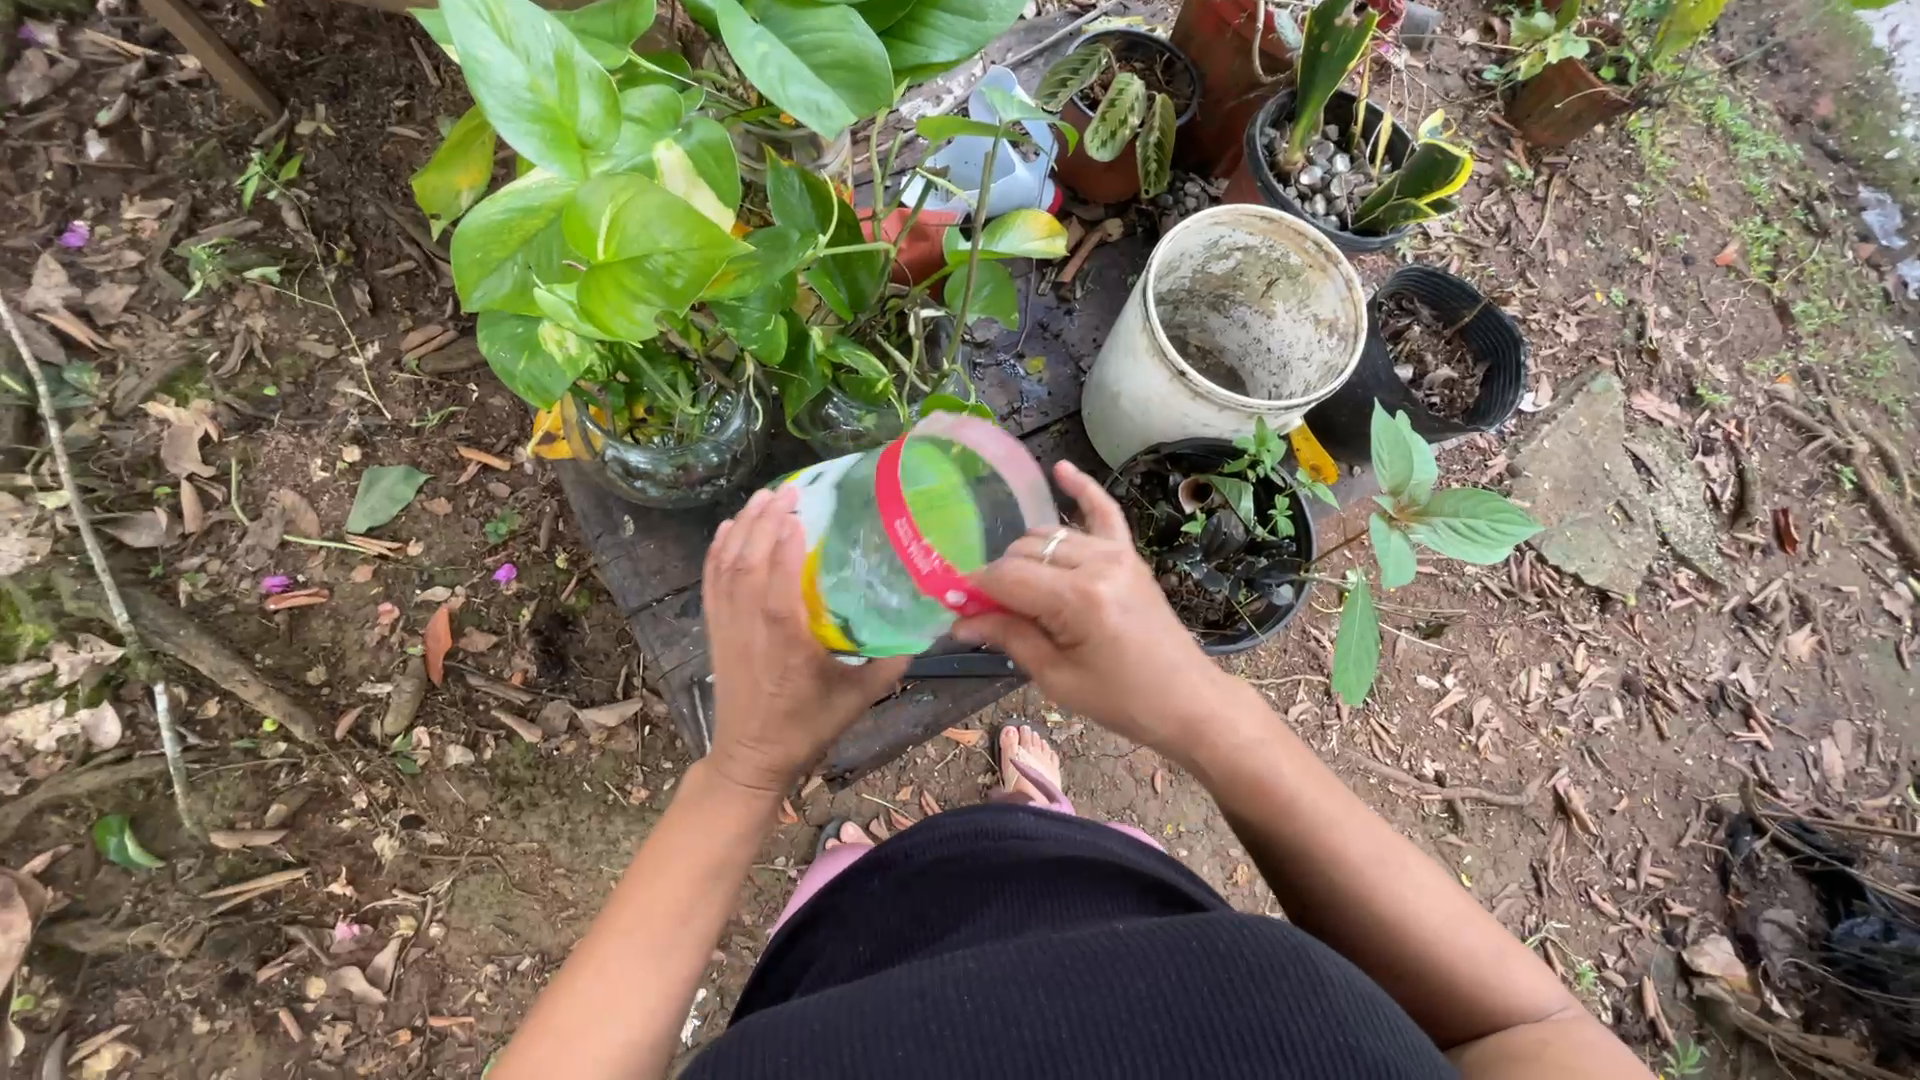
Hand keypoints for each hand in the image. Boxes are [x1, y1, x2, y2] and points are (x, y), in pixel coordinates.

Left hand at [703, 486, 909, 795]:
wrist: (751, 757)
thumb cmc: (807, 726)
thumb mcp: (859, 697)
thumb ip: (890, 661)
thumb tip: (921, 626)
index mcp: (785, 637)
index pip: (778, 576)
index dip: (784, 538)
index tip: (800, 506)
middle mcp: (750, 624)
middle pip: (749, 560)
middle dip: (764, 519)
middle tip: (786, 489)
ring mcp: (727, 625)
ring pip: (728, 565)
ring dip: (742, 527)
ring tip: (762, 497)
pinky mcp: (715, 630)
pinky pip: (711, 581)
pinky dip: (717, 551)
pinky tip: (729, 529)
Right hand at [952, 460, 1240, 763]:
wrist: (1186, 700)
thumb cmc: (1121, 700)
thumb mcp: (1056, 678)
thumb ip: (1008, 637)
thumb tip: (958, 622)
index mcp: (1078, 600)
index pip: (1006, 577)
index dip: (975, 590)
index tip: (957, 608)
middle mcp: (1097, 564)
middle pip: (1024, 550)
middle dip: (999, 577)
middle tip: (989, 612)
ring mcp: (1117, 553)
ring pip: (1049, 534)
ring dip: (1025, 555)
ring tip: (1019, 591)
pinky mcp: (1130, 554)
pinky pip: (1103, 511)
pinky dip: (1082, 489)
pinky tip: (1060, 468)